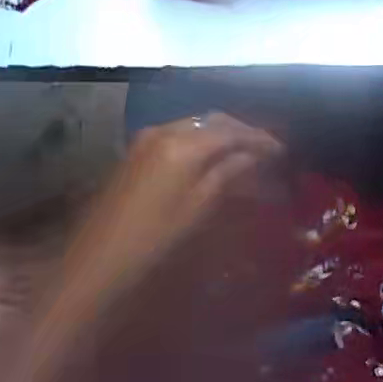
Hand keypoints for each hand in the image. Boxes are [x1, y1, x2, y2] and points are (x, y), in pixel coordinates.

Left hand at [50, 113, 284, 309]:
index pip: (233, 130)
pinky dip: (200, 142)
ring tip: (246, 155)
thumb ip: (227, 175)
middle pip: (213, 121)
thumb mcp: (199, 210)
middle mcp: (164, 131)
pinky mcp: (135, 152)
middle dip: (243, 132)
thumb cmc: (154, 241)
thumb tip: (255, 156)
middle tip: (268, 151)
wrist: (97, 261)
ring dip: (221, 135)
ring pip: (195, 125)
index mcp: (184, 145)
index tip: (284, 152)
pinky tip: (212, 160)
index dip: (261, 139)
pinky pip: (178, 135)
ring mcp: (146, 139)